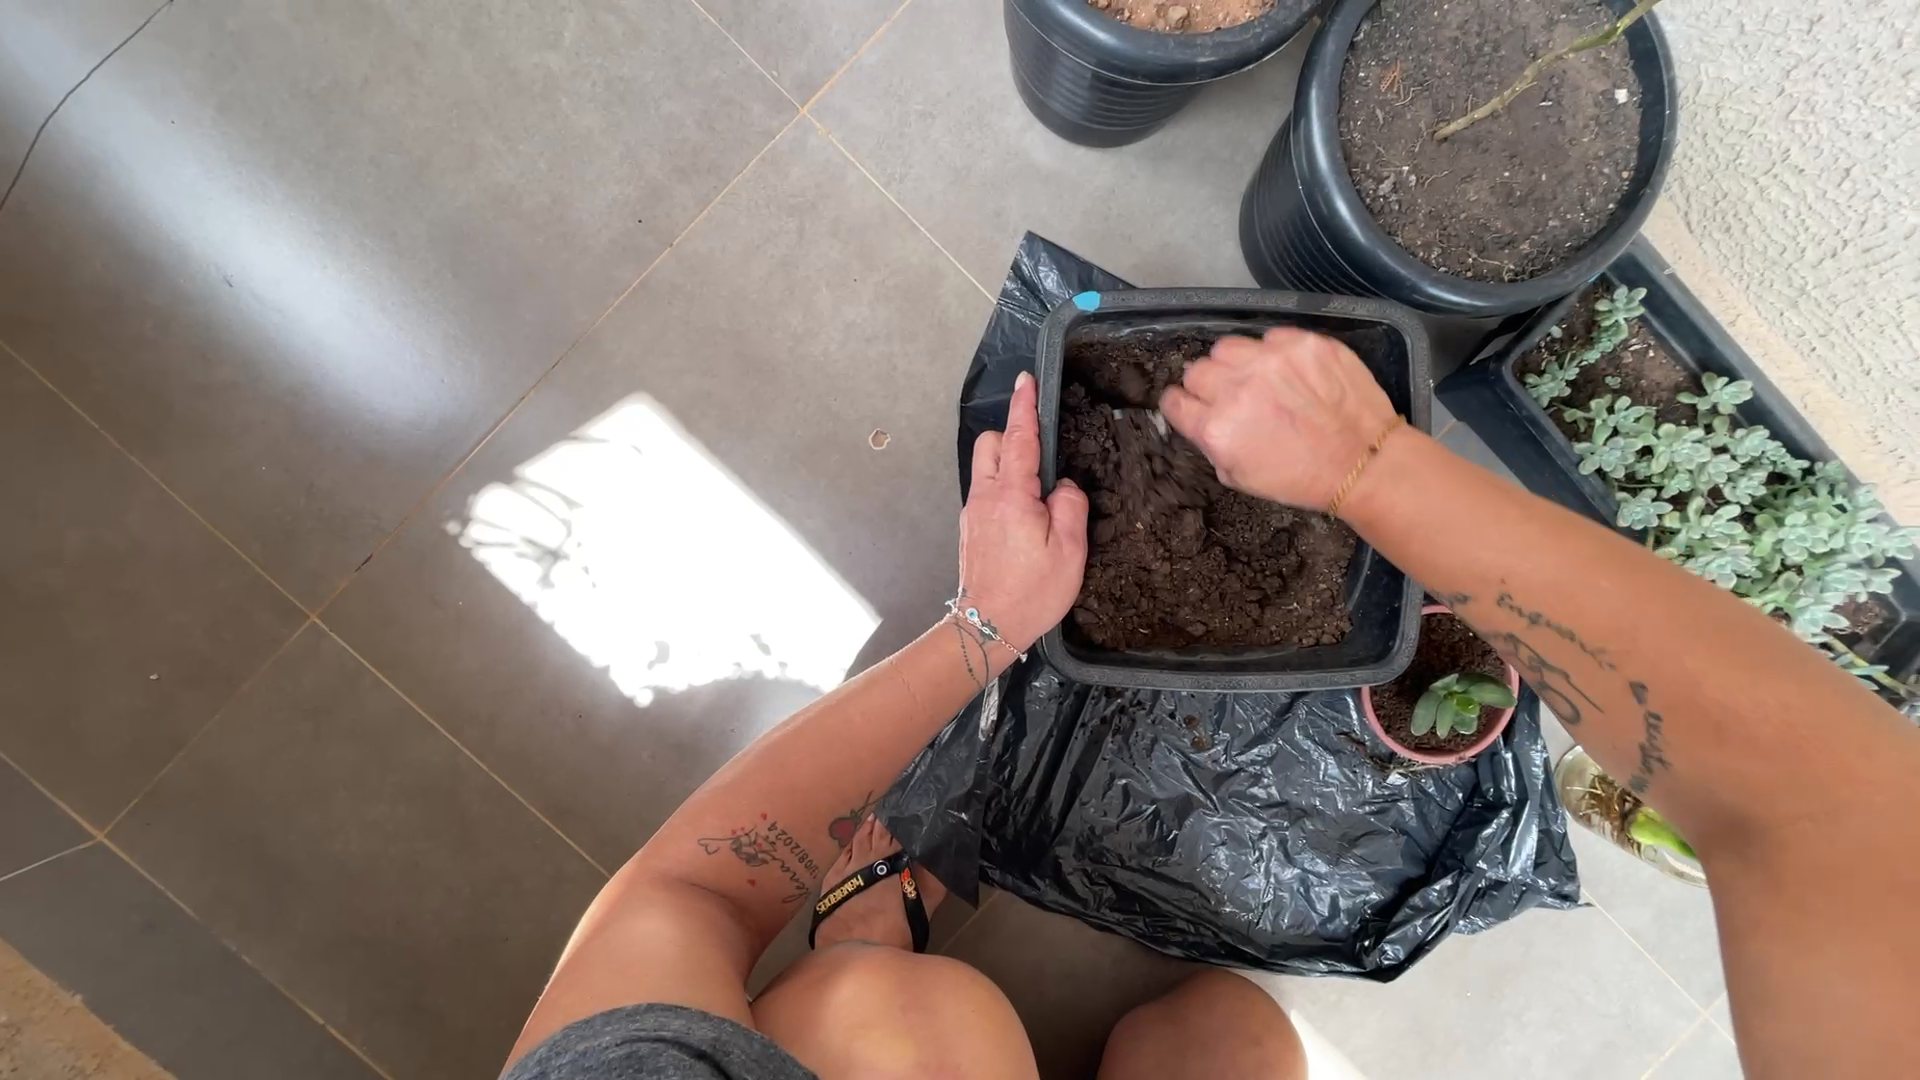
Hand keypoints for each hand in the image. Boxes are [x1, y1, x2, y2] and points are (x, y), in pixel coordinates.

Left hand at [958, 371, 1088, 652]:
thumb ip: (1070, 506)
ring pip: (984, 468)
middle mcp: (984, 497)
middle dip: (1011, 436)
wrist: (987, 626)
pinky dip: (1004, 489)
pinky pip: (986, 492)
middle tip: (1043, 456)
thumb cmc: (1031, 592)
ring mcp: (973, 512)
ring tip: (1038, 494)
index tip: (1027, 381)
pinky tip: (1025, 517)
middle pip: (989, 444)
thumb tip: (1062, 487)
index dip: (1024, 407)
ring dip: (1008, 465)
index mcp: (1011, 495)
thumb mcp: (1069, 550)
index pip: (1017, 438)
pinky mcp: (971, 528)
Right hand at [1159, 328, 1400, 509]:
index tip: (1190, 407)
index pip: (1172, 401)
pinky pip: (1268, 337)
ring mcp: (1271, 361)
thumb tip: (1195, 417)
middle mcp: (1237, 389)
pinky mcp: (1302, 343)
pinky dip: (1271, 353)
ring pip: (1225, 347)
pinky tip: (1287, 373)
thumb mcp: (1237, 476)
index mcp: (1216, 429)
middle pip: (1195, 370)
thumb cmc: (1298, 477)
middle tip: (1228, 397)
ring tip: (1255, 379)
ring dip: (1233, 363)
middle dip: (1206, 385)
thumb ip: (1208, 443)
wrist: (1362, 461)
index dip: (1180, 405)